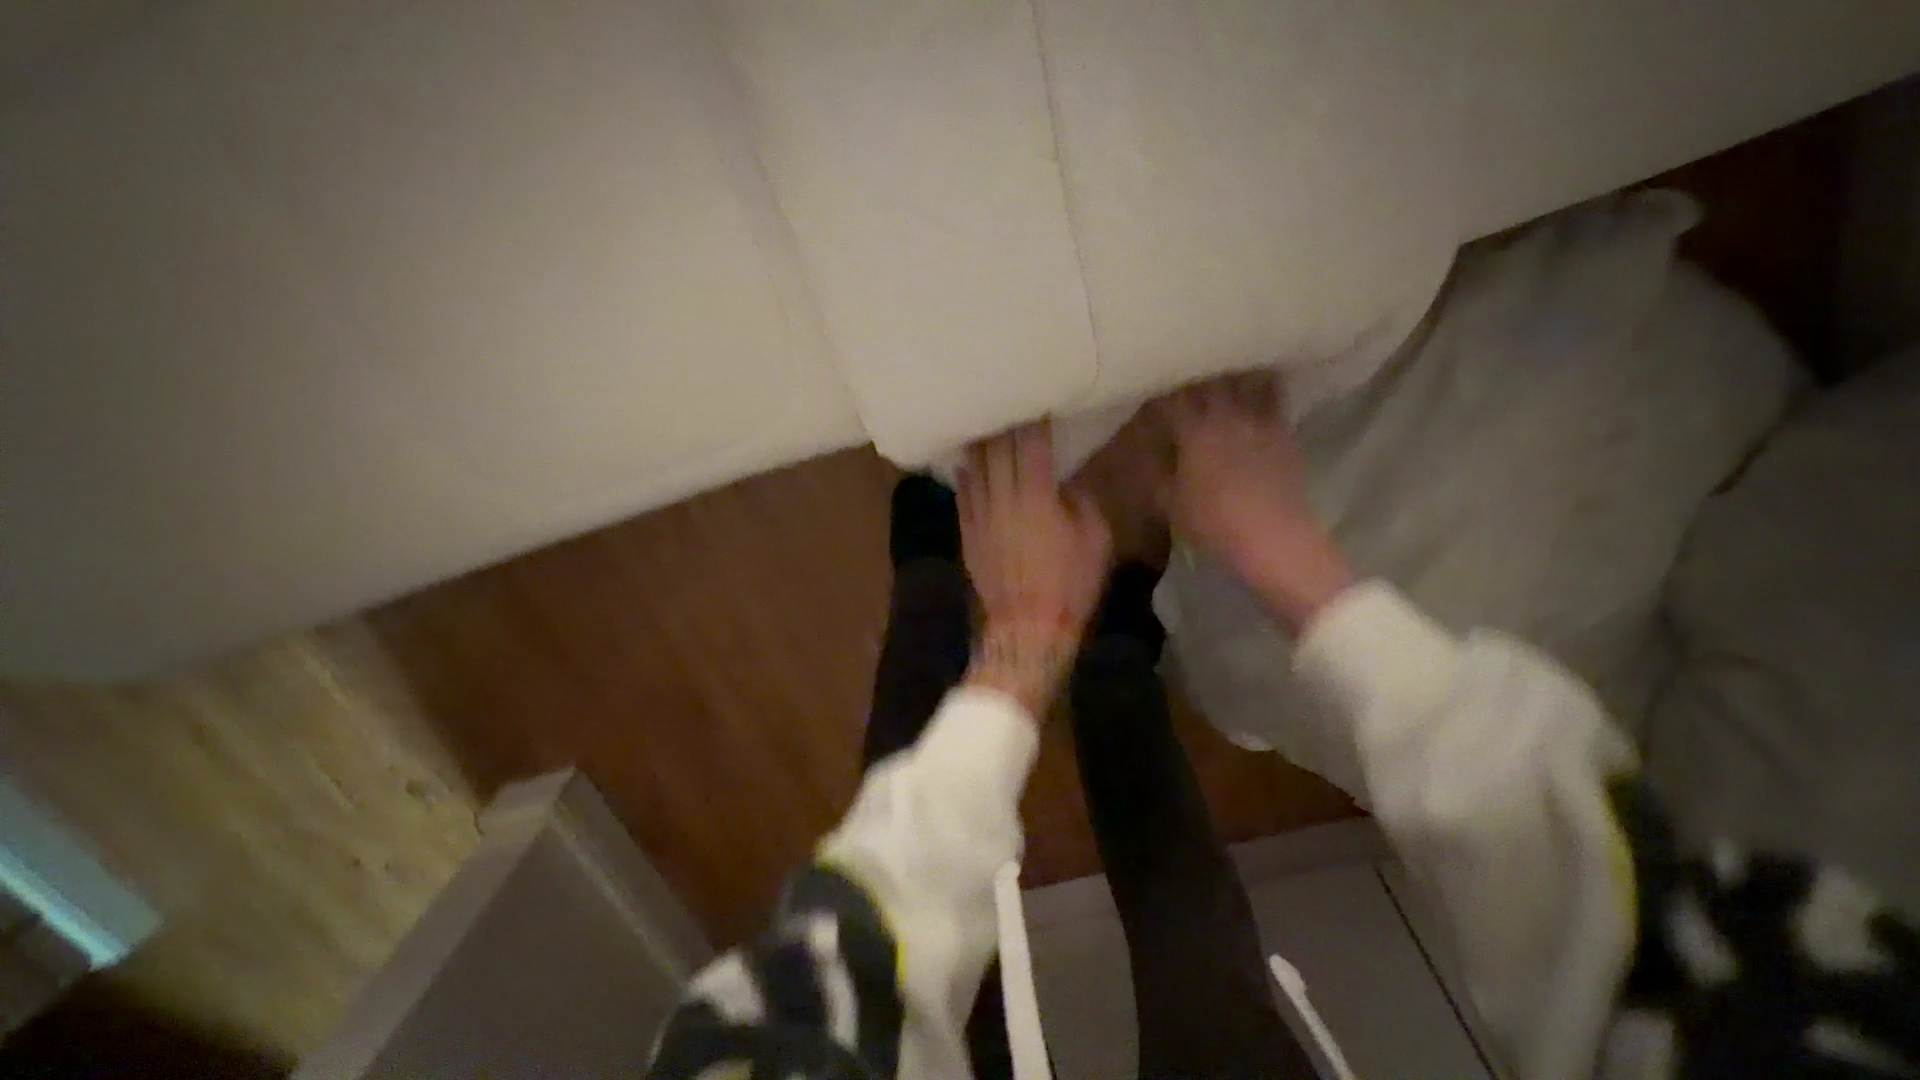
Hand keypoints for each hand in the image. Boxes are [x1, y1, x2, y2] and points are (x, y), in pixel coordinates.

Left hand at [958, 424, 1112, 715]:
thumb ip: (1081, 503)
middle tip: (1006, 406)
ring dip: (981, 446)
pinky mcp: (967, 535)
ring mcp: (979, 517)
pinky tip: (967, 464)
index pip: (1032, 447)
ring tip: (985, 427)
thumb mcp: (1095, 540)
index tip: (1038, 405)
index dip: (1034, 423)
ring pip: (975, 470)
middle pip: (997, 451)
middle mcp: (1002, 499)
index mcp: (1036, 496)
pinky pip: (963, 496)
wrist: (1027, 629)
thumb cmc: (1070, 585)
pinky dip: (965, 476)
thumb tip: (1066, 484)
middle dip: (1003, 427)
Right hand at [1158, 374, 1353, 631]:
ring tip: (1222, 368)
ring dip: (1230, 372)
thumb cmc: (1214, 524)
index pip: (1171, 398)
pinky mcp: (1283, 430)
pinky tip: (1257, 383)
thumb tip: (1147, 456)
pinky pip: (1273, 395)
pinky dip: (1263, 384)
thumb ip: (1156, 475)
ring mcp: (1258, 419)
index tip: (1152, 389)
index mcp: (1193, 431)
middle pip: (1208, 379)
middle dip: (1194, 374)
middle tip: (1185, 372)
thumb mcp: (1170, 506)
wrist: (1273, 537)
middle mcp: (1225, 415)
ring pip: (1243, 379)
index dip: (1160, 391)